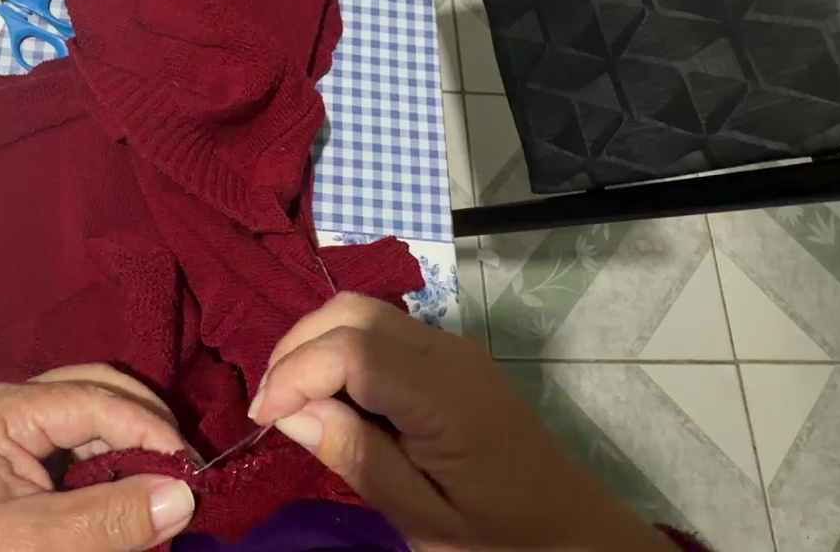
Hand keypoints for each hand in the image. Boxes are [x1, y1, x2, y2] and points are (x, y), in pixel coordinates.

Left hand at [0, 364, 197, 551]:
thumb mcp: (31, 544)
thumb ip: (108, 520)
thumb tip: (185, 494)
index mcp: (11, 407)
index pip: (98, 399)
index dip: (151, 429)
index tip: (194, 469)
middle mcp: (16, 405)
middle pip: (99, 394)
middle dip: (145, 426)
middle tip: (186, 470)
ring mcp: (17, 431)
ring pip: (93, 422)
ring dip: (131, 449)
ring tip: (165, 485)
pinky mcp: (19, 461)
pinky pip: (78, 450)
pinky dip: (110, 469)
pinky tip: (130, 495)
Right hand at [249, 294, 671, 551]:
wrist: (577, 536)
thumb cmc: (500, 540)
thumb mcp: (426, 521)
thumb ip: (358, 459)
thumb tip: (290, 411)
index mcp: (444, 393)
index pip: (351, 348)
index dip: (295, 371)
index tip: (261, 417)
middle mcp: (445, 350)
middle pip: (351, 311)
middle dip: (297, 345)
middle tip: (269, 404)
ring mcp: (449, 345)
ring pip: (362, 310)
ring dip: (316, 341)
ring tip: (291, 397)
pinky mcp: (448, 353)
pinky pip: (380, 328)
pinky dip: (341, 346)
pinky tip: (330, 390)